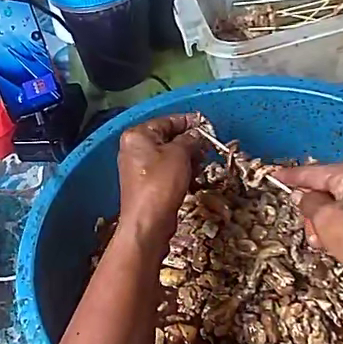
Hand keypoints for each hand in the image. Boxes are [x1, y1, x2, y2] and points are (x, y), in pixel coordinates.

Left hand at [116, 114, 204, 244]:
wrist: (148, 223)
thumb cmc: (161, 183)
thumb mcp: (180, 154)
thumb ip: (190, 139)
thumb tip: (197, 134)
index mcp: (137, 135)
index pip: (167, 120)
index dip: (188, 121)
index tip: (206, 124)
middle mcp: (134, 148)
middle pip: (167, 138)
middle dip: (189, 142)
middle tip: (208, 147)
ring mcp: (138, 167)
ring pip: (168, 155)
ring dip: (187, 158)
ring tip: (202, 163)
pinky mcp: (146, 184)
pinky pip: (166, 171)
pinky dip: (180, 171)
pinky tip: (193, 177)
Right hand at [273, 160, 342, 292]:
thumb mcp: (326, 222)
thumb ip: (310, 204)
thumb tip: (305, 196)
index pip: (317, 170)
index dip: (292, 177)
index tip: (275, 176)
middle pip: (335, 188)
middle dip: (317, 209)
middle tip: (311, 233)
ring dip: (333, 223)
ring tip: (330, 246)